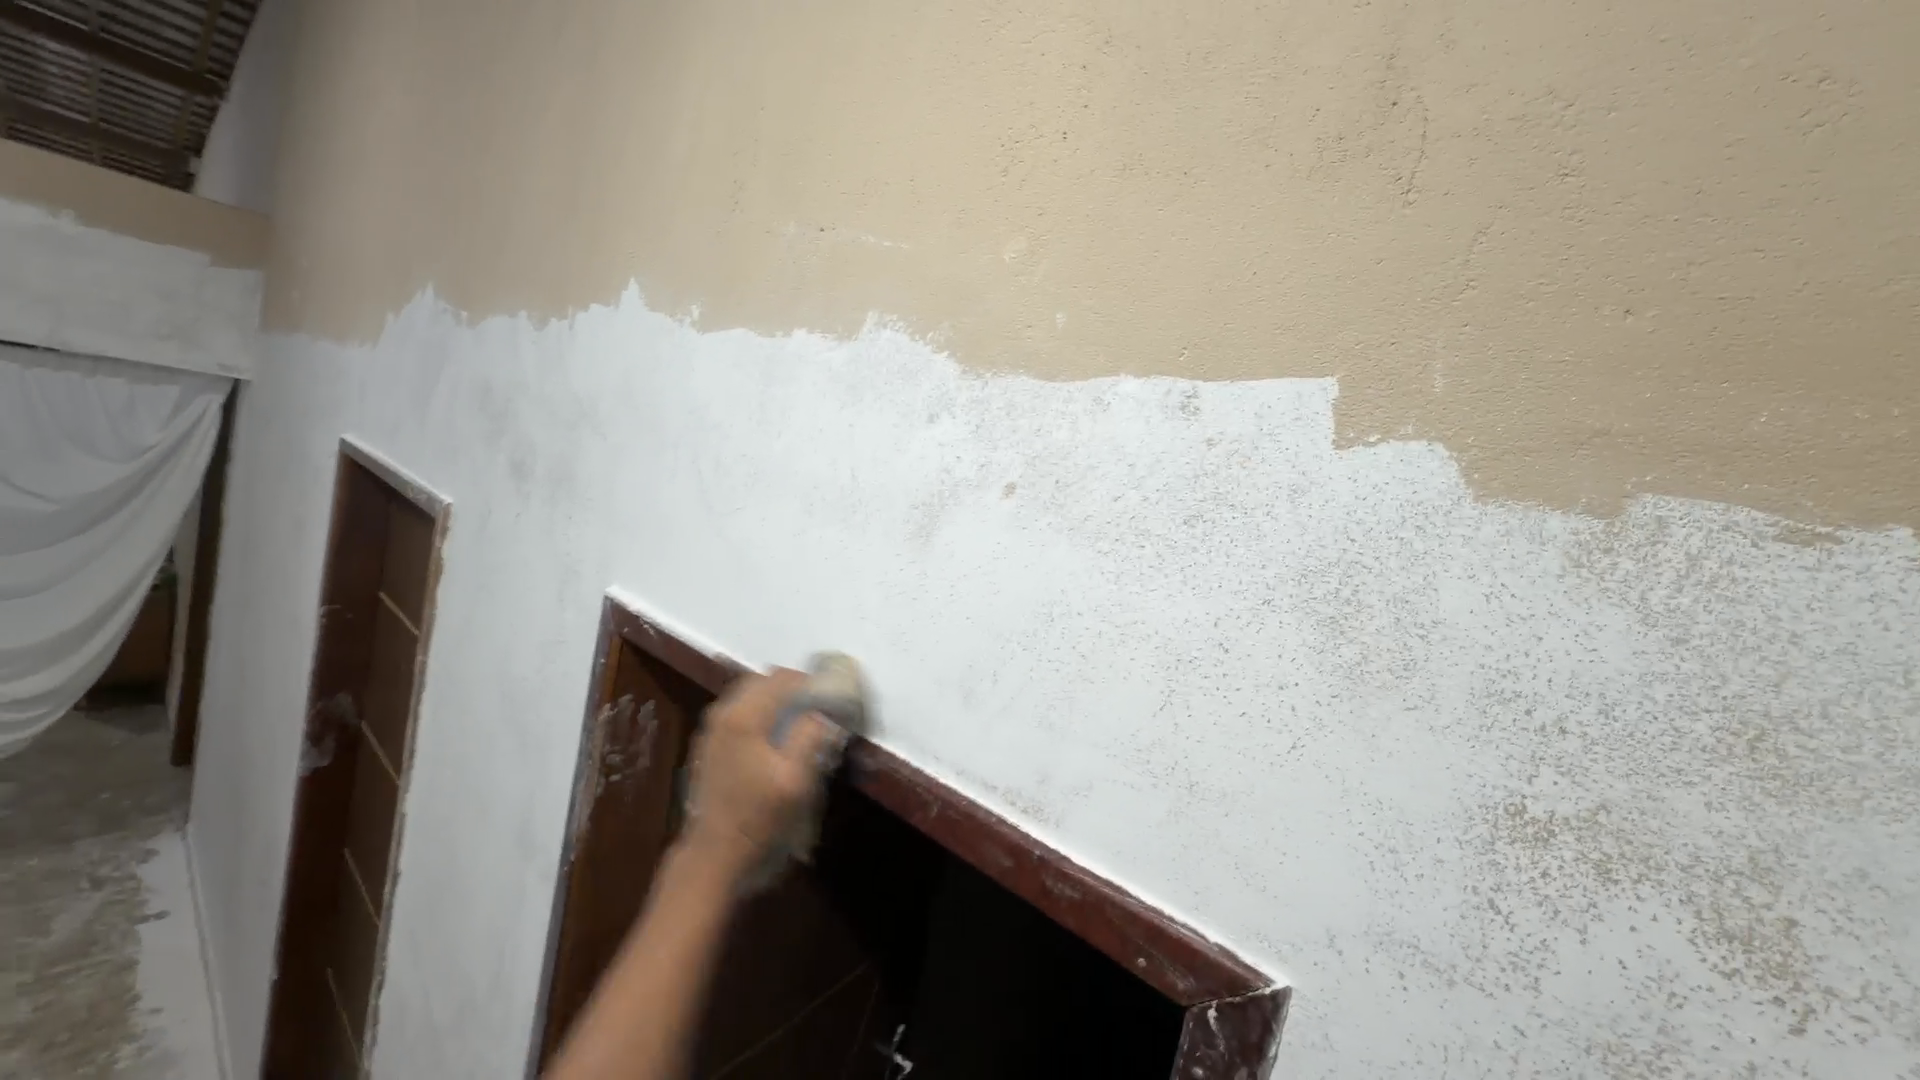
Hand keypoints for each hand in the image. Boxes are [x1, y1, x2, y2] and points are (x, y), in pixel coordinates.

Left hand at [683, 668, 846, 872]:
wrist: (714, 855)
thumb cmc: (758, 819)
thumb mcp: (796, 781)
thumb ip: (811, 737)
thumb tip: (823, 711)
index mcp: (744, 716)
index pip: (782, 677)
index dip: (810, 683)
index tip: (830, 699)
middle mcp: (723, 713)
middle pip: (763, 681)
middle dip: (792, 689)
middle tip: (817, 710)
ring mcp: (711, 729)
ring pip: (749, 696)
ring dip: (775, 701)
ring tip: (799, 724)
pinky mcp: (709, 746)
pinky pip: (739, 714)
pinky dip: (760, 715)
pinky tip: (774, 741)